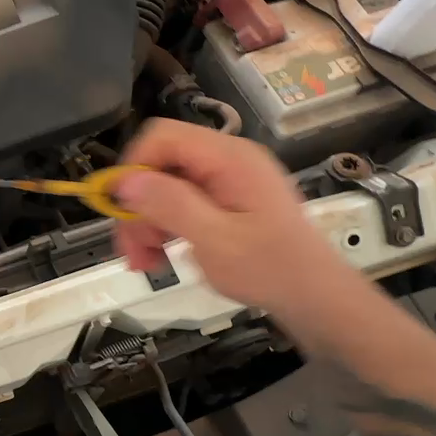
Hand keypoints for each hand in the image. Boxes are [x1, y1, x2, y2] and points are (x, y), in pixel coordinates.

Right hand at [113, 119, 358, 317]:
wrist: (315, 298)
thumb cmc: (271, 270)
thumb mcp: (216, 240)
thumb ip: (171, 204)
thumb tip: (125, 181)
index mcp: (229, 159)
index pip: (162, 137)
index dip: (133, 167)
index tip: (120, 207)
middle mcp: (226, 161)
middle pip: (158, 165)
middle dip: (137, 206)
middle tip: (132, 250)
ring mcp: (224, 180)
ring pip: (162, 188)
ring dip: (145, 223)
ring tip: (146, 261)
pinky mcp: (222, 200)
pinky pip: (178, 203)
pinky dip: (162, 228)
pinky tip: (161, 256)